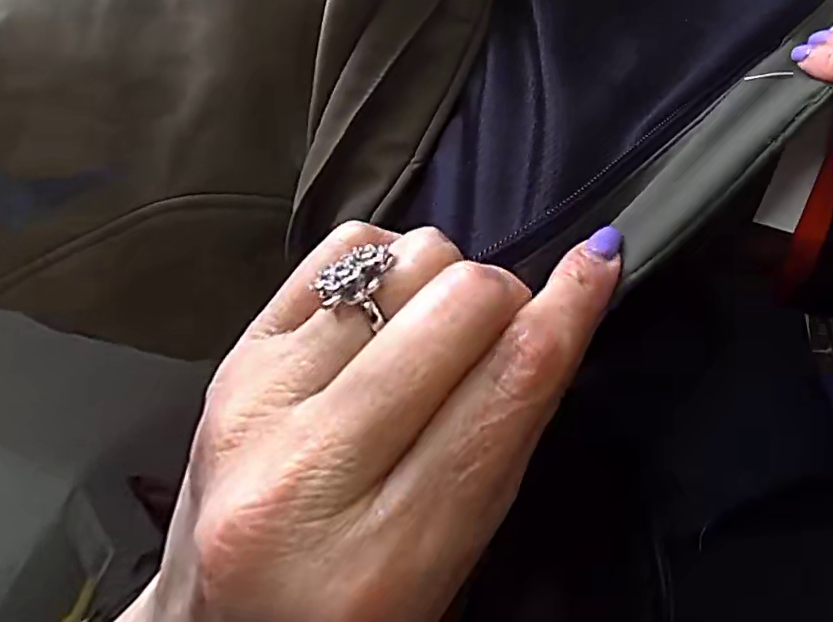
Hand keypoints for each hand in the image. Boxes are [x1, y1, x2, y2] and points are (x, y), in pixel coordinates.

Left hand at [124, 222, 622, 621]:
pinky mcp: (228, 363)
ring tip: (424, 335)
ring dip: (443, 282)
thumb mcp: (474, 528)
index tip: (603, 257)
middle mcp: (307, 474)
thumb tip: (584, 283)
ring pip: (411, 258)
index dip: (573, 302)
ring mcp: (253, 410)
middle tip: (487, 339)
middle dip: (503, 299)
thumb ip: (526, 403)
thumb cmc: (375, 590)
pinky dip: (384, 264)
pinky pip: (345, 246)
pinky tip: (377, 317)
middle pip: (466, 297)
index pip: (513, 376)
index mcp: (389, 547)